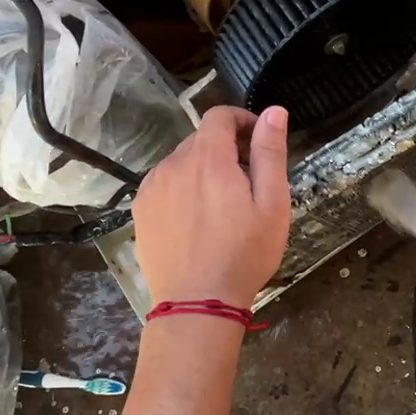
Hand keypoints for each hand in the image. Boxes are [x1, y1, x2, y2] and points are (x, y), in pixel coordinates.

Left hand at [132, 105, 290, 308]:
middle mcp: (172, 165)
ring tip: (223, 207)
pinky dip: (183, 190)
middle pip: (201, 140)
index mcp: (208, 158)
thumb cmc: (244, 254)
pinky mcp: (141, 211)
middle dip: (227, 150)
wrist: (198, 303)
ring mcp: (151, 188)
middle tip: (249, 182)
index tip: (259, 142)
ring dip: (203, 171)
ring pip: (182, 163)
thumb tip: (274, 111)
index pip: (219, 116)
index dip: (242, 120)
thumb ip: (270, 153)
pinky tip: (198, 221)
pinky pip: (165, 185)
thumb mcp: (272, 204)